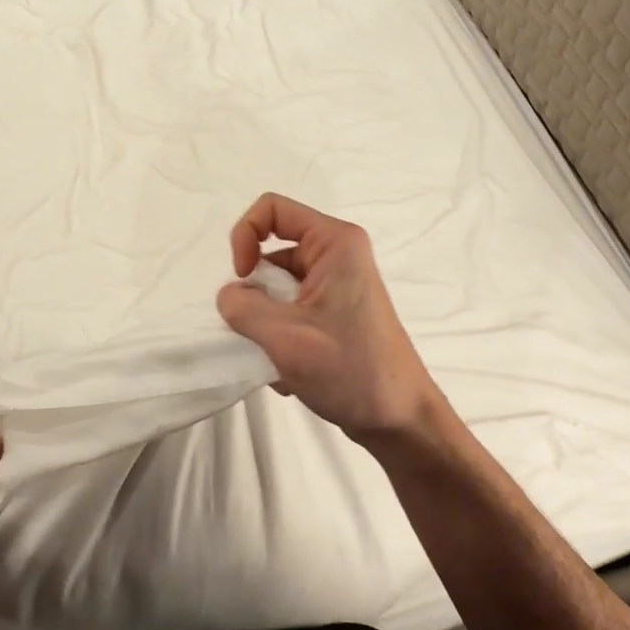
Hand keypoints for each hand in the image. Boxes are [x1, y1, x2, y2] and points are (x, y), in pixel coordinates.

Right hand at [217, 193, 443, 441]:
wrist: (400, 420)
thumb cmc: (351, 370)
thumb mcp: (285, 337)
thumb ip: (243, 308)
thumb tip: (230, 297)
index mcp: (334, 242)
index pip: (271, 208)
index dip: (245, 235)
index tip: (242, 277)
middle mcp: (336, 255)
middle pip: (271, 252)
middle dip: (256, 293)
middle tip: (263, 332)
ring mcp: (336, 286)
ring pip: (276, 287)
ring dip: (266, 323)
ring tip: (281, 359)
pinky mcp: (333, 314)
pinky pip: (288, 310)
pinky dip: (280, 337)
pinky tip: (292, 372)